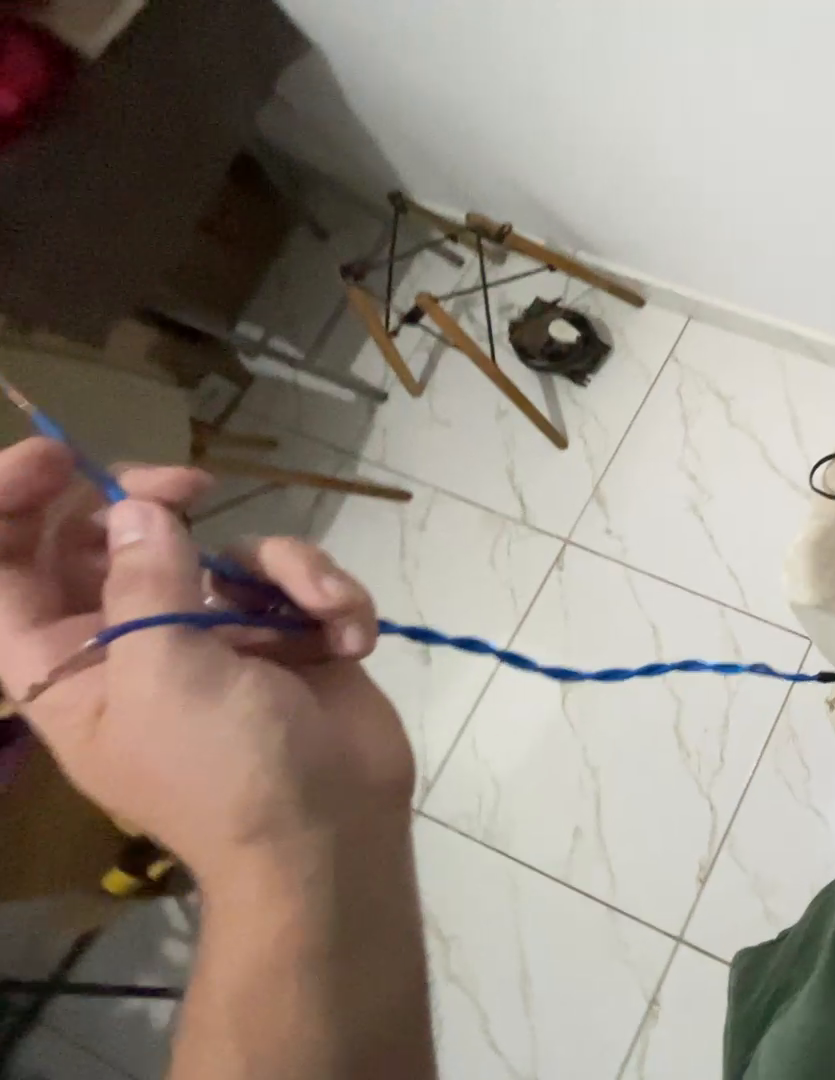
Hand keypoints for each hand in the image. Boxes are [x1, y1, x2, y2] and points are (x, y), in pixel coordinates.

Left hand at [0, 438, 412, 889]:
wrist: (332, 819)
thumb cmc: (225, 766)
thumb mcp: (167, 674)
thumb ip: (146, 583)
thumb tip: (135, 506)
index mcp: (69, 657)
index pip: (8, 566)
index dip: (16, 504)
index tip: (63, 458)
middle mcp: (142, 635)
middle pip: (128, 542)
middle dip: (163, 509)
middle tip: (196, 487)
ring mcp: (229, 634)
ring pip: (244, 558)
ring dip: (295, 573)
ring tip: (329, 615)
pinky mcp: (301, 635)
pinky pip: (313, 586)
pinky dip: (340, 603)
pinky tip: (354, 641)